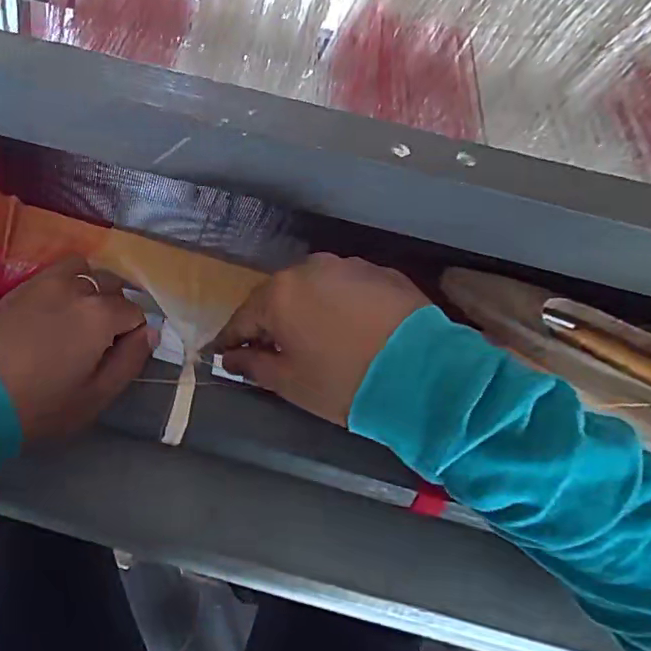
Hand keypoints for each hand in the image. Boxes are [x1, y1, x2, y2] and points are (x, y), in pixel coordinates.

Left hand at [0, 257, 154, 440]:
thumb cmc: (40, 403)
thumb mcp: (95, 396)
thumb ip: (129, 361)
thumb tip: (149, 333)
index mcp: (101, 314)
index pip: (134, 313)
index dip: (132, 334)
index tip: (117, 355)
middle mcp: (77, 288)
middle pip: (111, 285)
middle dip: (115, 306)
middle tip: (101, 339)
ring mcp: (45, 282)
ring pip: (83, 270)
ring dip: (91, 286)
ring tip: (81, 314)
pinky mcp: (20, 286)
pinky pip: (55, 272)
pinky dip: (66, 282)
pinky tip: (56, 308)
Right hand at [209, 253, 430, 425]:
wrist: (429, 376)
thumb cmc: (345, 383)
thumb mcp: (290, 382)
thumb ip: (253, 364)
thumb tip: (230, 357)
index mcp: (279, 295)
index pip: (242, 318)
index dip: (230, 340)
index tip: (221, 354)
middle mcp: (309, 269)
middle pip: (278, 297)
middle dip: (270, 321)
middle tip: (269, 348)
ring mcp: (349, 267)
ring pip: (314, 288)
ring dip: (307, 309)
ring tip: (313, 337)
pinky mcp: (384, 273)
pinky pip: (348, 289)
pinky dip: (341, 305)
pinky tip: (350, 329)